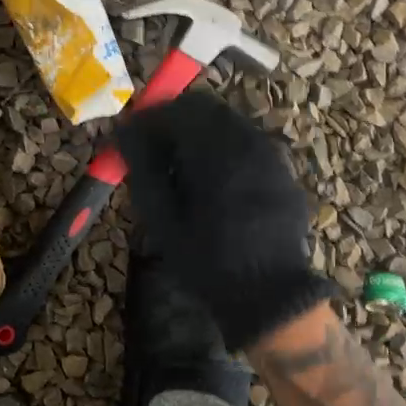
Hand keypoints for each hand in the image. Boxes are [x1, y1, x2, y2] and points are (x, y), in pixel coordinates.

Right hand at [113, 92, 334, 349]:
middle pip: (205, 109)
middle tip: (153, 152)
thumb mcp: (162, 216)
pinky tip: (213, 186)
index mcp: (216, 149)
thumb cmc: (207, 259)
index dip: (149, 117)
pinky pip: (246, 145)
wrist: (270, 297)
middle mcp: (248, 142)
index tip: (130, 137)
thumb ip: (141, 166)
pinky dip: (223, 151)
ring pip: (227, 123)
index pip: (177, 108)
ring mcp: (271, 155)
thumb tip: (122, 130)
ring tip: (181, 171)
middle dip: (174, 123)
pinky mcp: (283, 172)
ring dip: (199, 136)